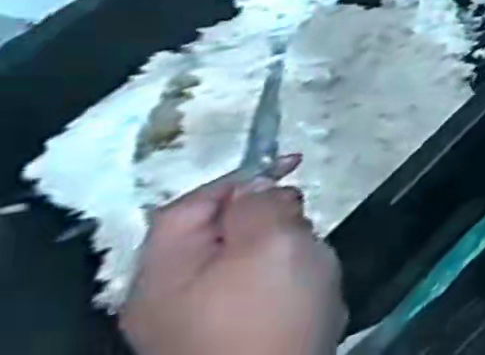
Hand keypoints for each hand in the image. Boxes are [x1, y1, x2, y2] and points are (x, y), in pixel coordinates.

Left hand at [120, 157, 345, 354]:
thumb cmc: (271, 307)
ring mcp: (190, 319)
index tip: (294, 163)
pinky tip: (303, 276)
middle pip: (212, 230)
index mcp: (165, 273)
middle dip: (264, 210)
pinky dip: (278, 267)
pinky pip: (247, 281)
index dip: (239, 178)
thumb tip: (258, 183)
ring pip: (235, 255)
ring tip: (308, 248)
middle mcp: (165, 296)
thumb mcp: (272, 242)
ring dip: (277, 239)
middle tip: (303, 214)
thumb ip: (261, 203)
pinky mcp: (221, 331)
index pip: (189, 206)